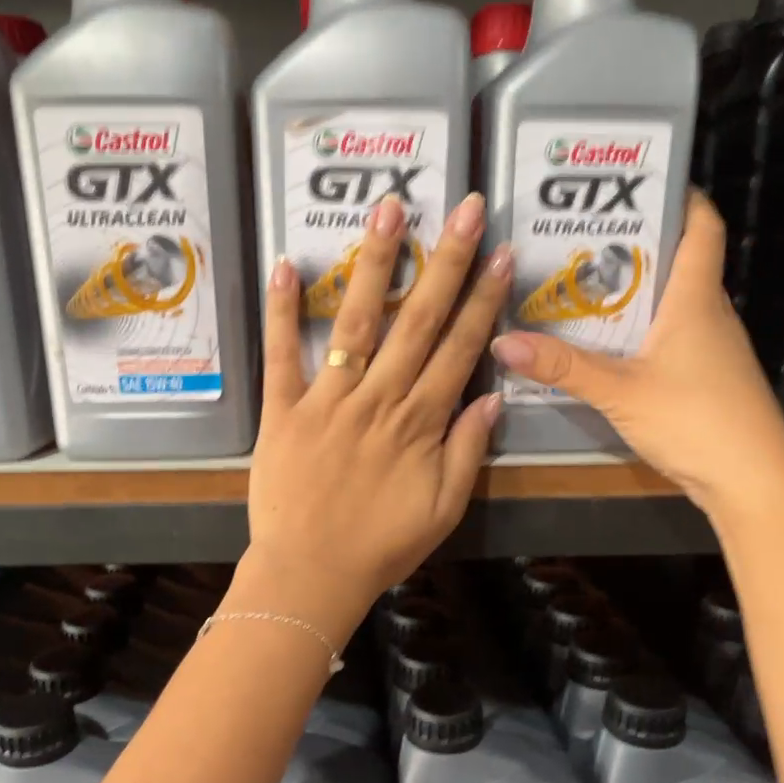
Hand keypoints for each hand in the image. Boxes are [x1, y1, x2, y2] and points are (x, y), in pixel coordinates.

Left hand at [244, 192, 509, 620]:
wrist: (310, 575)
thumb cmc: (381, 547)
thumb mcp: (443, 511)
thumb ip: (468, 452)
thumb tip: (493, 398)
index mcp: (419, 424)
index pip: (459, 349)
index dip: (484, 300)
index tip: (503, 254)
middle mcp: (377, 400)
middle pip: (418, 321)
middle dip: (447, 261)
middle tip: (466, 207)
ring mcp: (327, 401)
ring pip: (356, 323)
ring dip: (375, 265)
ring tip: (389, 211)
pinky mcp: (283, 412)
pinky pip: (281, 356)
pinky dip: (280, 312)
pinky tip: (285, 266)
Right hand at [489, 192, 783, 508]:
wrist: (751, 478)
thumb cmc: (695, 419)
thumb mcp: (619, 390)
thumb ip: (562, 366)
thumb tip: (501, 341)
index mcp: (695, 297)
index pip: (701, 226)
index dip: (679, 195)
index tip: (637, 181)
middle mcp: (707, 312)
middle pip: (676, 261)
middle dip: (631, 245)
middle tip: (577, 237)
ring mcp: (709, 347)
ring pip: (668, 302)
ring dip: (630, 291)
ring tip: (576, 286)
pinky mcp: (704, 377)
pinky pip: (666, 337)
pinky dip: (636, 330)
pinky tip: (602, 345)